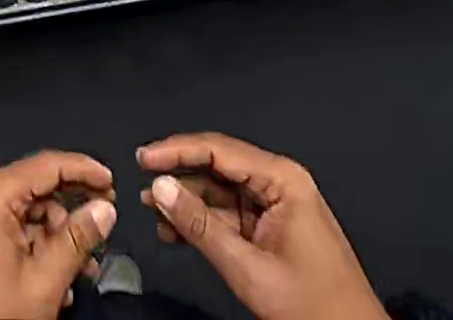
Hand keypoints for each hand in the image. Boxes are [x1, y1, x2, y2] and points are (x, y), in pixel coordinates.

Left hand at [0, 150, 117, 319]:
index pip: (51, 164)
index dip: (87, 170)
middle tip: (105, 221)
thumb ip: (78, 238)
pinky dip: (44, 243)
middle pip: (44, 183)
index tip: (113, 183)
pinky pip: (22, 222)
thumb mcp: (43, 281)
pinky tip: (64, 272)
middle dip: (76, 206)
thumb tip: (105, 209)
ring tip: (86, 263)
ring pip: (36, 206)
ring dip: (63, 232)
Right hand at [138, 132, 382, 319]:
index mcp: (282, 178)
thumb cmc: (312, 307)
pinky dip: (202, 220)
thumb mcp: (249, 269)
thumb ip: (201, 225)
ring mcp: (275, 202)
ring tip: (153, 212)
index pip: (219, 148)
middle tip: (140, 182)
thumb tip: (159, 188)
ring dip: (187, 200)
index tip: (142, 157)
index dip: (177, 149)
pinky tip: (176, 229)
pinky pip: (229, 212)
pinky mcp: (270, 225)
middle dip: (179, 175)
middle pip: (218, 165)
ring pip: (219, 189)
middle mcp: (278, 180)